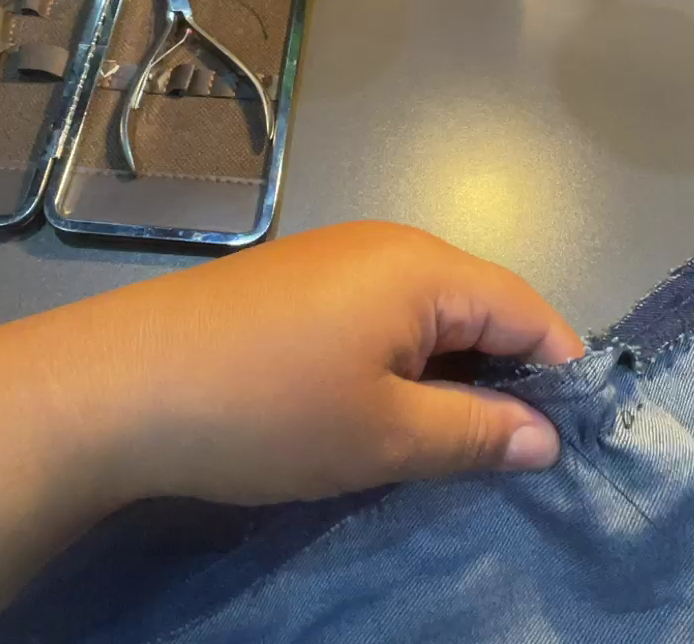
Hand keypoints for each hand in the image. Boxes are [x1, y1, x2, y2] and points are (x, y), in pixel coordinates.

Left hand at [22, 221, 586, 506]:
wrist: (120, 382)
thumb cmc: (269, 407)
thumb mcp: (385, 433)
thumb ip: (478, 432)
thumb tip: (548, 438)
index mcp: (424, 266)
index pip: (527, 308)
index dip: (560, 371)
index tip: (573, 437)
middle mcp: (390, 244)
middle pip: (479, 304)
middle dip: (505, 373)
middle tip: (512, 448)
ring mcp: (340, 255)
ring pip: (429, 310)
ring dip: (451, 369)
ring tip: (453, 436)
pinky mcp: (303, 278)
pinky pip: (382, 311)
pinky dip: (403, 357)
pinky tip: (386, 402)